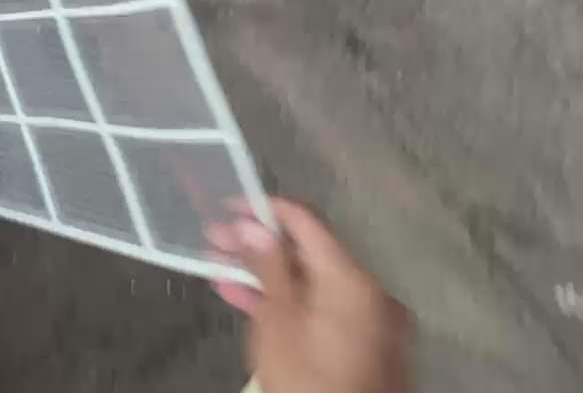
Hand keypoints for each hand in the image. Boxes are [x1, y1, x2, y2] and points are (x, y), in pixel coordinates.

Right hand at [208, 199, 411, 392]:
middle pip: (306, 251)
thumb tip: (252, 224)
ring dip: (263, 270)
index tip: (225, 207)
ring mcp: (369, 321)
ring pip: (308, 279)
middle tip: (212, 238)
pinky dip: (284, 298)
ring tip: (217, 264)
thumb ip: (267, 265)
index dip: (263, 208)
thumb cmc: (308, 378)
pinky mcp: (362, 344)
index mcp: (353, 282)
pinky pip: (319, 304)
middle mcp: (369, 295)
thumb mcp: (277, 319)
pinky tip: (240, 295)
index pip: (306, 221)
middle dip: (256, 242)